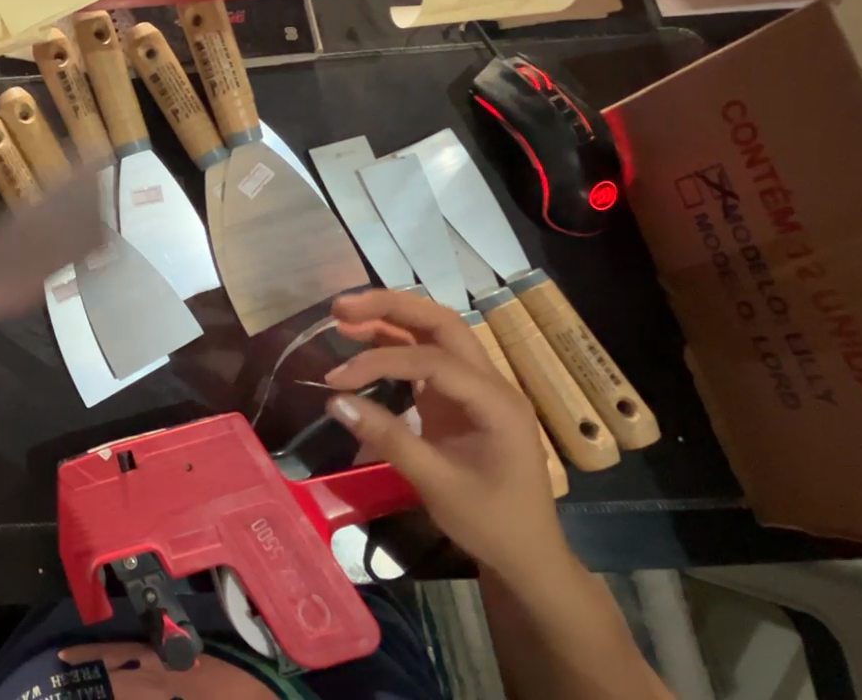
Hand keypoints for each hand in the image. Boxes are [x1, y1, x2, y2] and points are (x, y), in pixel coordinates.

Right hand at [323, 290, 569, 576]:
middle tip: (342, 307)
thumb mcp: (439, 486)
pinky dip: (393, 345)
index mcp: (496, 402)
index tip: (338, 379)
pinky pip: (426, 358)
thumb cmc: (491, 523)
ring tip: (343, 317)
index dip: (380, 361)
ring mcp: (474, 388)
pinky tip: (362, 343)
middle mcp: (490, 383)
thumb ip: (389, 440)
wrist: (527, 555)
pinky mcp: (458, 398)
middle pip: (441, 324)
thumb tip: (335, 401)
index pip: (432, 360)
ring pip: (434, 334)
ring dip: (390, 320)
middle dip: (391, 308)